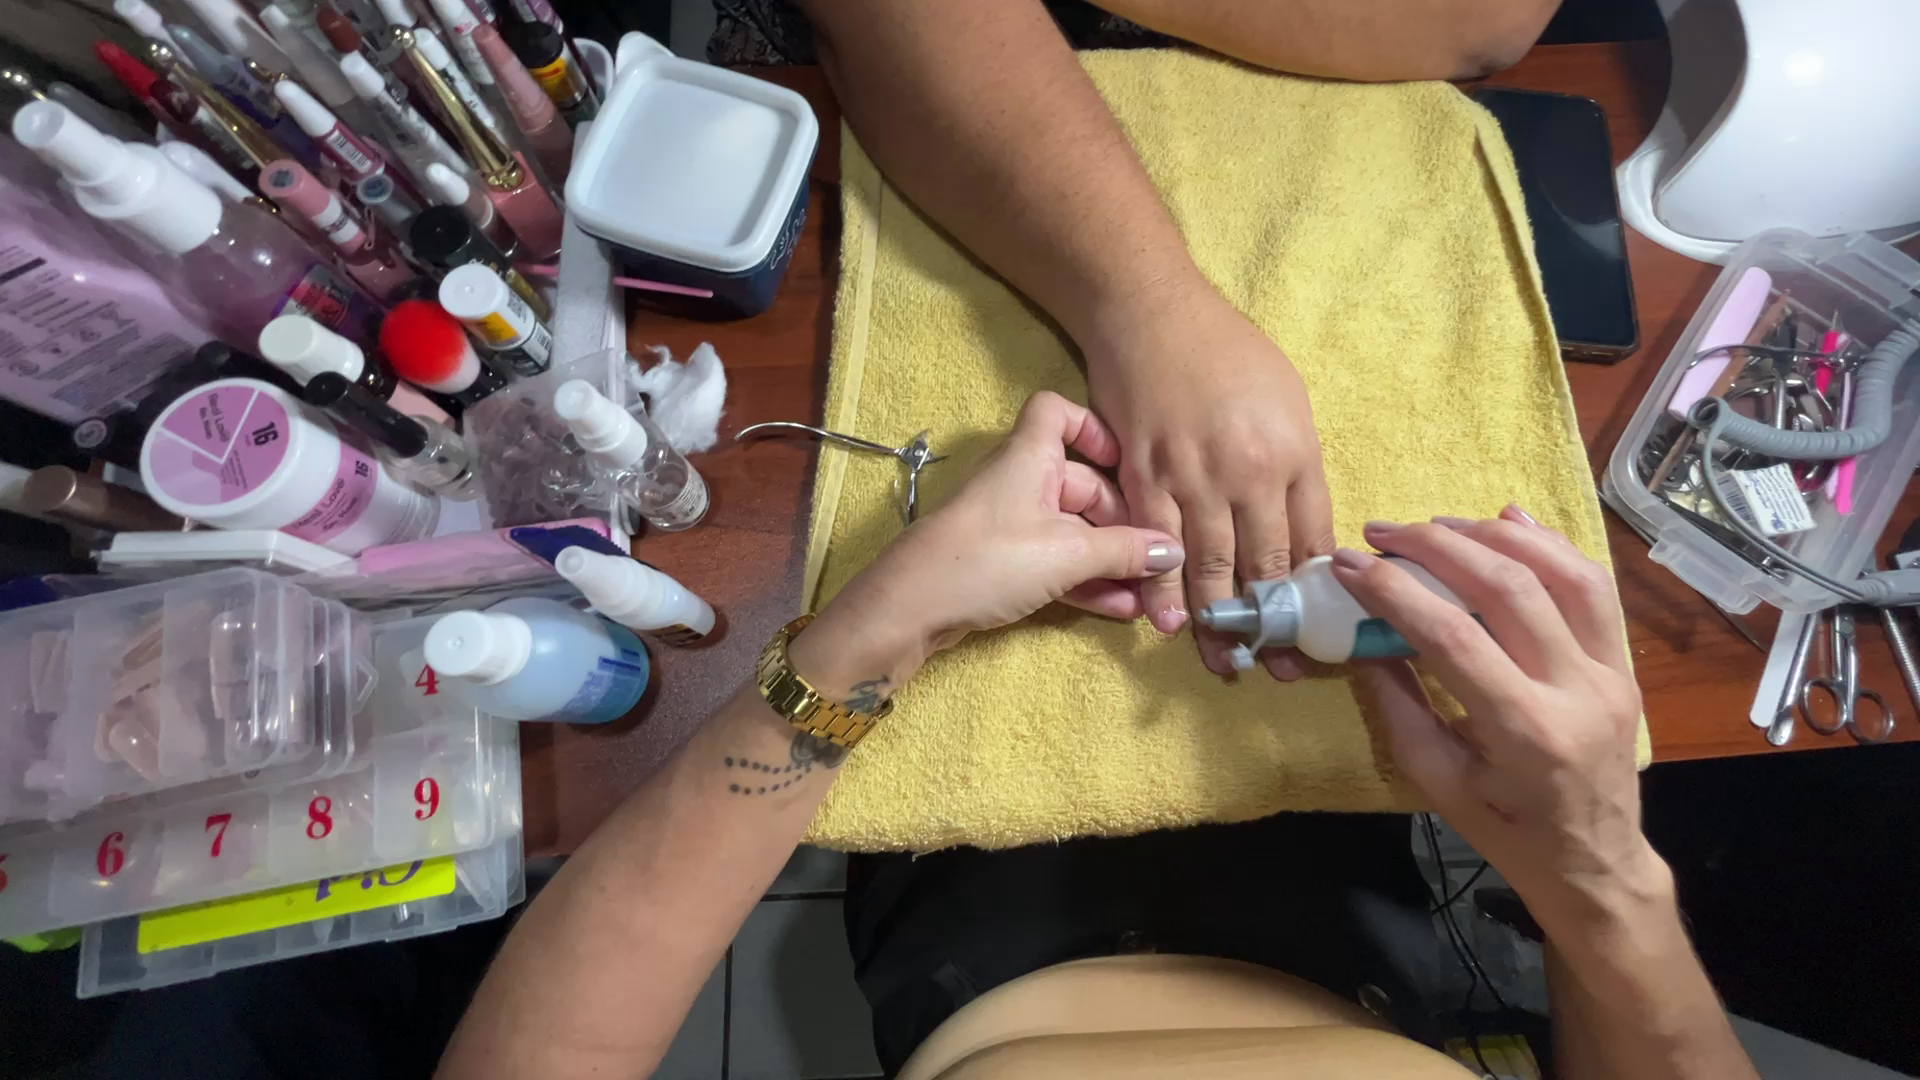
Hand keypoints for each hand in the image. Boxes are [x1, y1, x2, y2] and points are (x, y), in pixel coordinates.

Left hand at [791, 391, 1183, 695]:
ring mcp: (1011, 524)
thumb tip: (1173, 549)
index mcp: (1030, 457)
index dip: (1094, 428)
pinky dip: (1085, 580)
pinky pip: (1056, 561)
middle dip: (1124, 524)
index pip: (1057, 411)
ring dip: (1110, 561)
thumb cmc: (990, 559)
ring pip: (1073, 531)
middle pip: (1083, 485)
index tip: (1126, 462)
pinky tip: (1120, 609)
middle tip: (1159, 559)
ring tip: (1149, 596)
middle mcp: (1020, 481)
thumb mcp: (1066, 554)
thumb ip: (1124, 550)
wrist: (911, 608)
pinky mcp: (1004, 562)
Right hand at [1084, 287, 1334, 679]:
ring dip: (1219, 619)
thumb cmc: (1224, 350)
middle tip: (1280, 669)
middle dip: (1274, 623)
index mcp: (1294, 451)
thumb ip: (1294, 463)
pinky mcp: (1143, 478)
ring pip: (1211, 564)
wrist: (1151, 314)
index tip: (1321, 632)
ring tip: (1226, 662)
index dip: (1316, 593)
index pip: (1312, 540)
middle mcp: (1248, 472)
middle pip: (1265, 563)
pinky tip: (1169, 624)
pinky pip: (1158, 545)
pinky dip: (1163, 588)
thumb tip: (1298, 522)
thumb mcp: (1286, 396)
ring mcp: (1192, 478)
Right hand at [1329, 506, 1666, 938]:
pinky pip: (1594, 586)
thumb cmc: (1499, 824)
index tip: (1348, 564)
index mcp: (1523, 729)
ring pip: (1562, 574)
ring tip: (1436, 523)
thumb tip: (1360, 632)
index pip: (1451, 635)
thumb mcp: (1428, 770)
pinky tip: (1506, 519)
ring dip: (1492, 536)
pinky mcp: (1622, 663)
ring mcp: (1611, 672)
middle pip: (1508, 589)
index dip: (1392, 590)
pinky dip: (1548, 544)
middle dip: (1436, 547)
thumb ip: (1394, 696)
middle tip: (1382, 532)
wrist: (1592, 859)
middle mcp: (1577, 691)